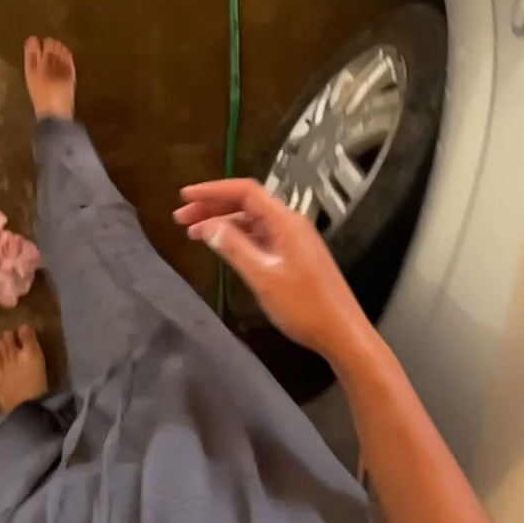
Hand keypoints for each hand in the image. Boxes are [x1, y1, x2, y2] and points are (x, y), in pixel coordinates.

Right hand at [174, 179, 374, 362]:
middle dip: (213, 205)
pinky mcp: (293, 254)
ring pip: (252, 220)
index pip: (245, 191)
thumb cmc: (304, 306)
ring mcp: (292, 238)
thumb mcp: (263, 277)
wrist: (342, 333)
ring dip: (222, 222)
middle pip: (246, 203)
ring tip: (193, 233)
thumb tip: (209, 226)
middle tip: (181, 217)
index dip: (213, 190)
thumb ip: (234, 248)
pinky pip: (259, 235)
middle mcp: (289, 222)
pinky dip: (237, 236)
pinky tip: (221, 246)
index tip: (185, 196)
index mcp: (284, 221)